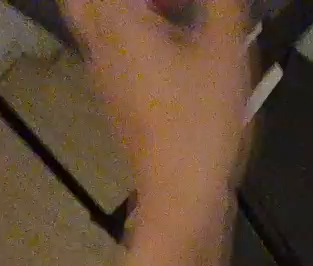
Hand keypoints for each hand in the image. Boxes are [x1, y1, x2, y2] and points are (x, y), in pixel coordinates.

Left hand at [60, 0, 252, 218]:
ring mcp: (104, 76)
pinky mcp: (118, 105)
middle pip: (88, 2)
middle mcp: (99, 41)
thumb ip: (224, 7)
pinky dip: (137, 44)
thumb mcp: (225, 57)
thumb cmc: (200, 125)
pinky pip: (115, 55)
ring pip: (100, 24)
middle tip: (171, 10)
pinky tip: (176, 61)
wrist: (181, 198)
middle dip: (141, 3)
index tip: (193, 6)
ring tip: (176, 24)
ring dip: (134, 17)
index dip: (175, 0)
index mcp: (117, 17)